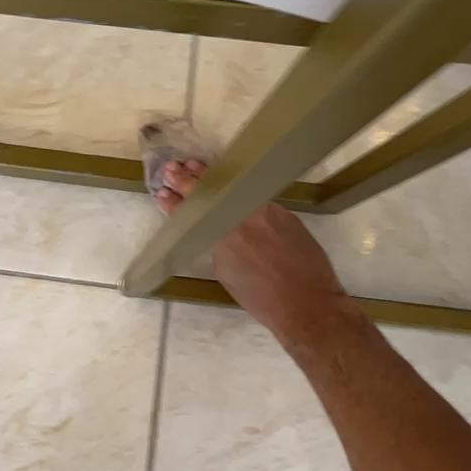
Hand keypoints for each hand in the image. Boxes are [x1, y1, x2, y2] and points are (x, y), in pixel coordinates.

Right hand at [156, 160, 360, 344]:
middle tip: (174, 168)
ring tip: (198, 169)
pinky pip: (256, 198)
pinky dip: (240, 193)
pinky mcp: (285, 212)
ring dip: (215, 180)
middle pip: (212, 190)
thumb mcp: (226, 272)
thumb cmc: (261, 298)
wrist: (307, 302)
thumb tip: (216, 230)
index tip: (163, 190)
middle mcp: (243, 214)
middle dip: (190, 179)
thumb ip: (218, 244)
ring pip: (236, 189)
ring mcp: (267, 209)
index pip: (192, 210)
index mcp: (223, 233)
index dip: (175, 201)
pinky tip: (232, 190)